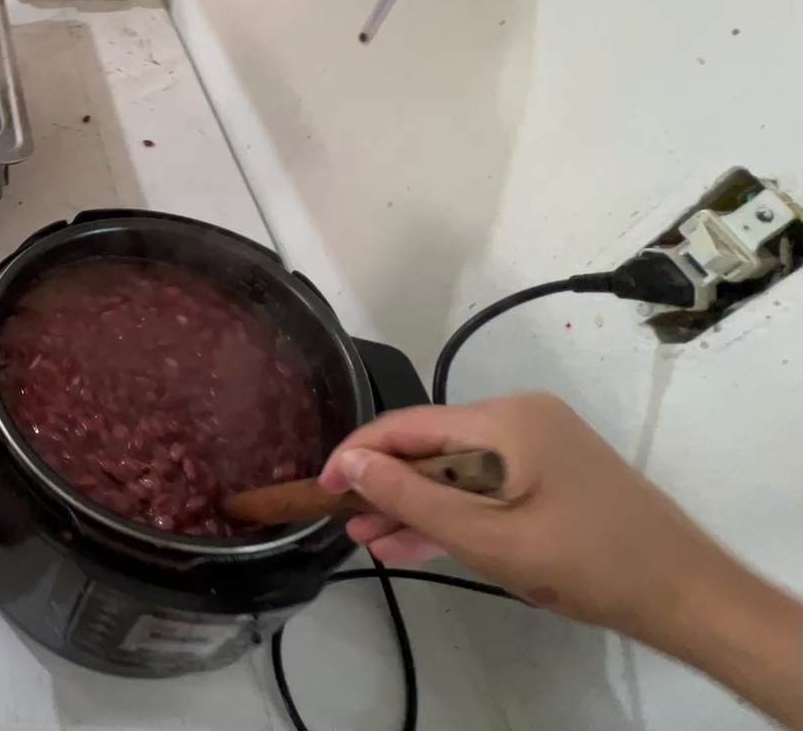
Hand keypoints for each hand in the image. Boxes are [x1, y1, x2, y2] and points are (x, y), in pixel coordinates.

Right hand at [318, 392, 734, 644]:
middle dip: (387, 489)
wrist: (699, 606)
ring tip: (373, 539)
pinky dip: (453, 510)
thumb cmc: (587, 564)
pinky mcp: (550, 471)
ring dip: (416, 505)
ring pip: (452, 470)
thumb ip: (406, 496)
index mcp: (503, 419)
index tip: (323, 487)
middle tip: (349, 523)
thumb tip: (345, 463)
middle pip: (427, 449)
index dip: (356, 456)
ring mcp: (537, 444)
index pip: (404, 427)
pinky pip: (482, 484)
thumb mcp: (483, 536)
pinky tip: (415, 540)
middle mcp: (516, 417)